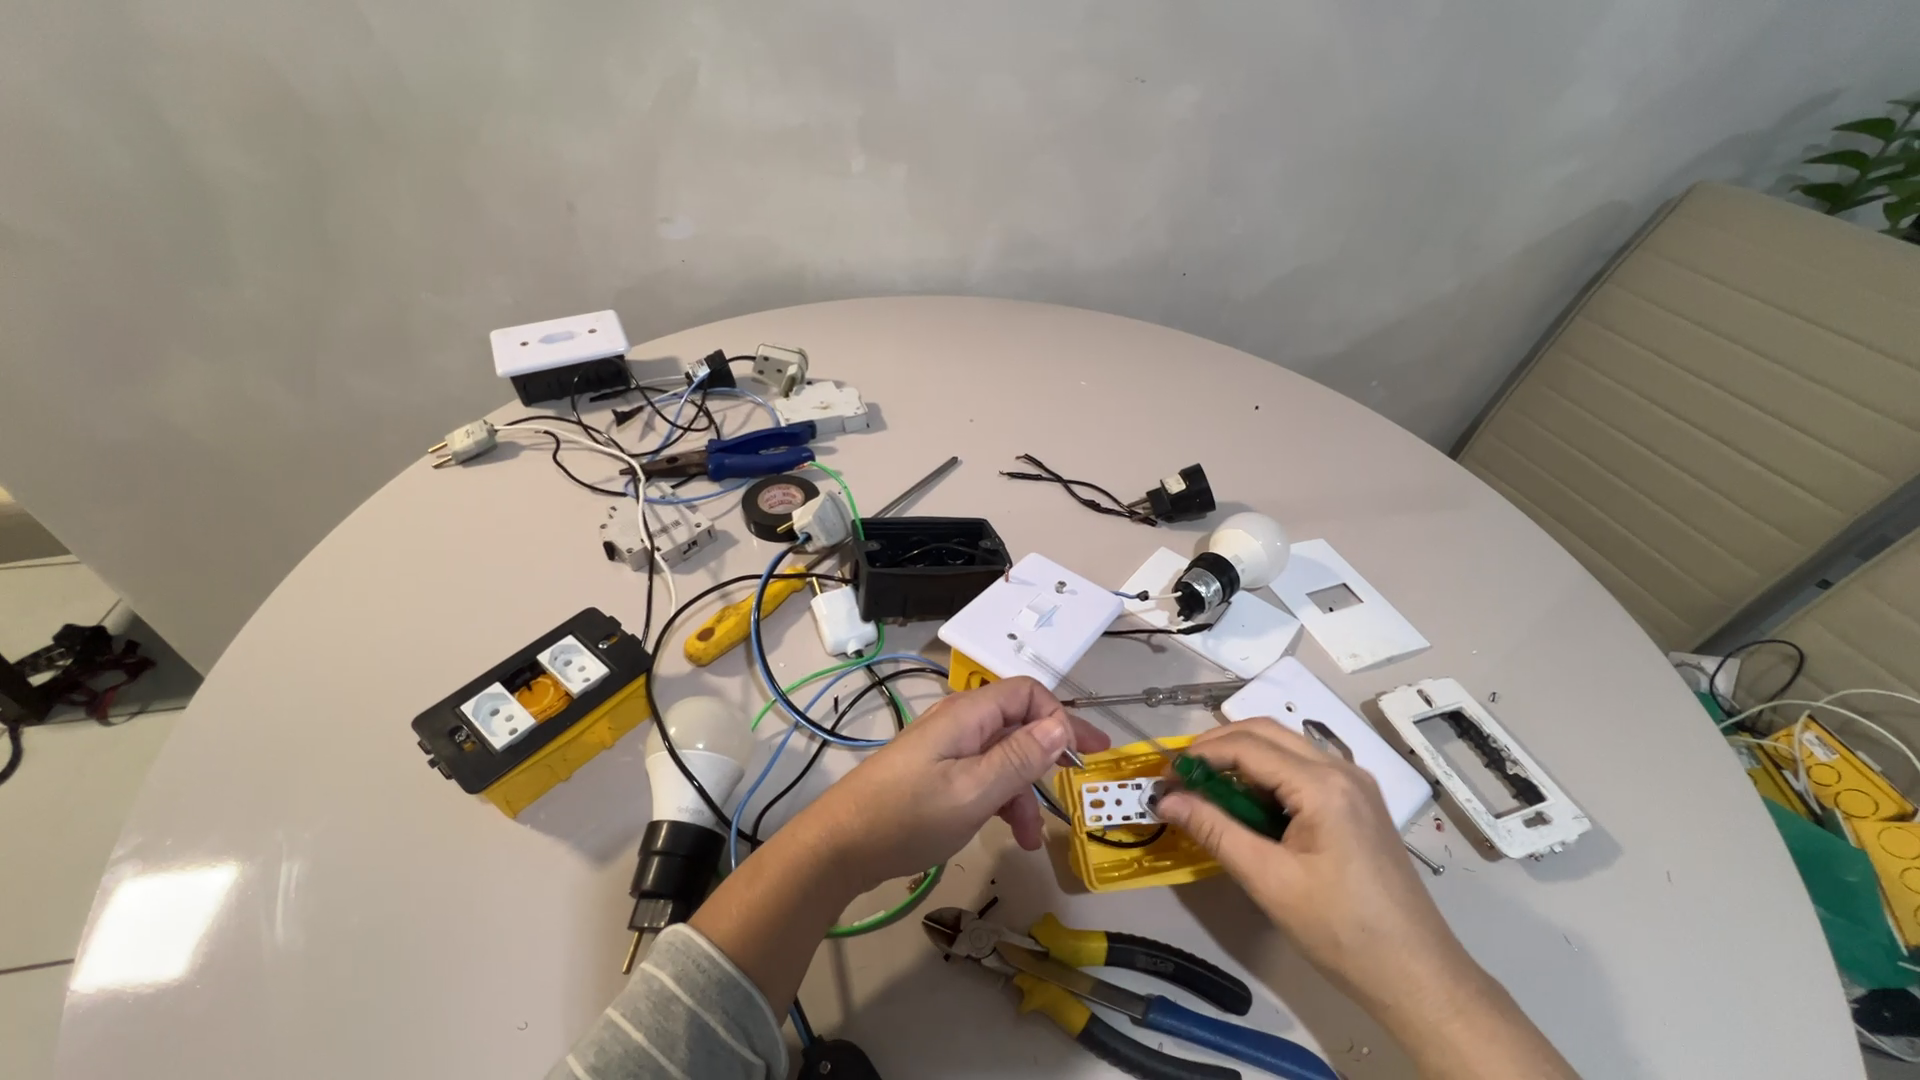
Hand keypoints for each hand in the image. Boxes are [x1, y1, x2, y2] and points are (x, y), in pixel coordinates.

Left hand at [787, 677, 1108, 891]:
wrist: (840, 845)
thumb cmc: (910, 815)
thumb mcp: (975, 790)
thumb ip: (1020, 758)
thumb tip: (1061, 724)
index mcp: (968, 715)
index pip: (1027, 694)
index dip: (1061, 718)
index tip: (1087, 755)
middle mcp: (958, 723)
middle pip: (1017, 724)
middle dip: (1049, 755)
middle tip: (1080, 782)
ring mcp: (945, 749)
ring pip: (1001, 756)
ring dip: (1023, 790)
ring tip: (1031, 838)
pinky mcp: (935, 773)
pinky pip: (981, 775)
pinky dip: (1000, 798)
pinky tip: (1007, 832)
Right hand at [1154, 720, 1474, 1011]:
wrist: (1416, 974)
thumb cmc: (1340, 930)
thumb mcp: (1267, 880)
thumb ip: (1214, 830)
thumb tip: (1166, 800)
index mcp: (1323, 785)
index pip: (1247, 746)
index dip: (1200, 755)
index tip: (1165, 779)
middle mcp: (1342, 770)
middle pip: (1267, 733)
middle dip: (1218, 747)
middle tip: (1181, 778)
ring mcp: (1355, 785)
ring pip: (1285, 748)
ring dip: (1242, 760)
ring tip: (1206, 792)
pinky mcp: (1358, 803)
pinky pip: (1303, 770)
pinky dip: (1267, 777)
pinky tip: (1248, 808)